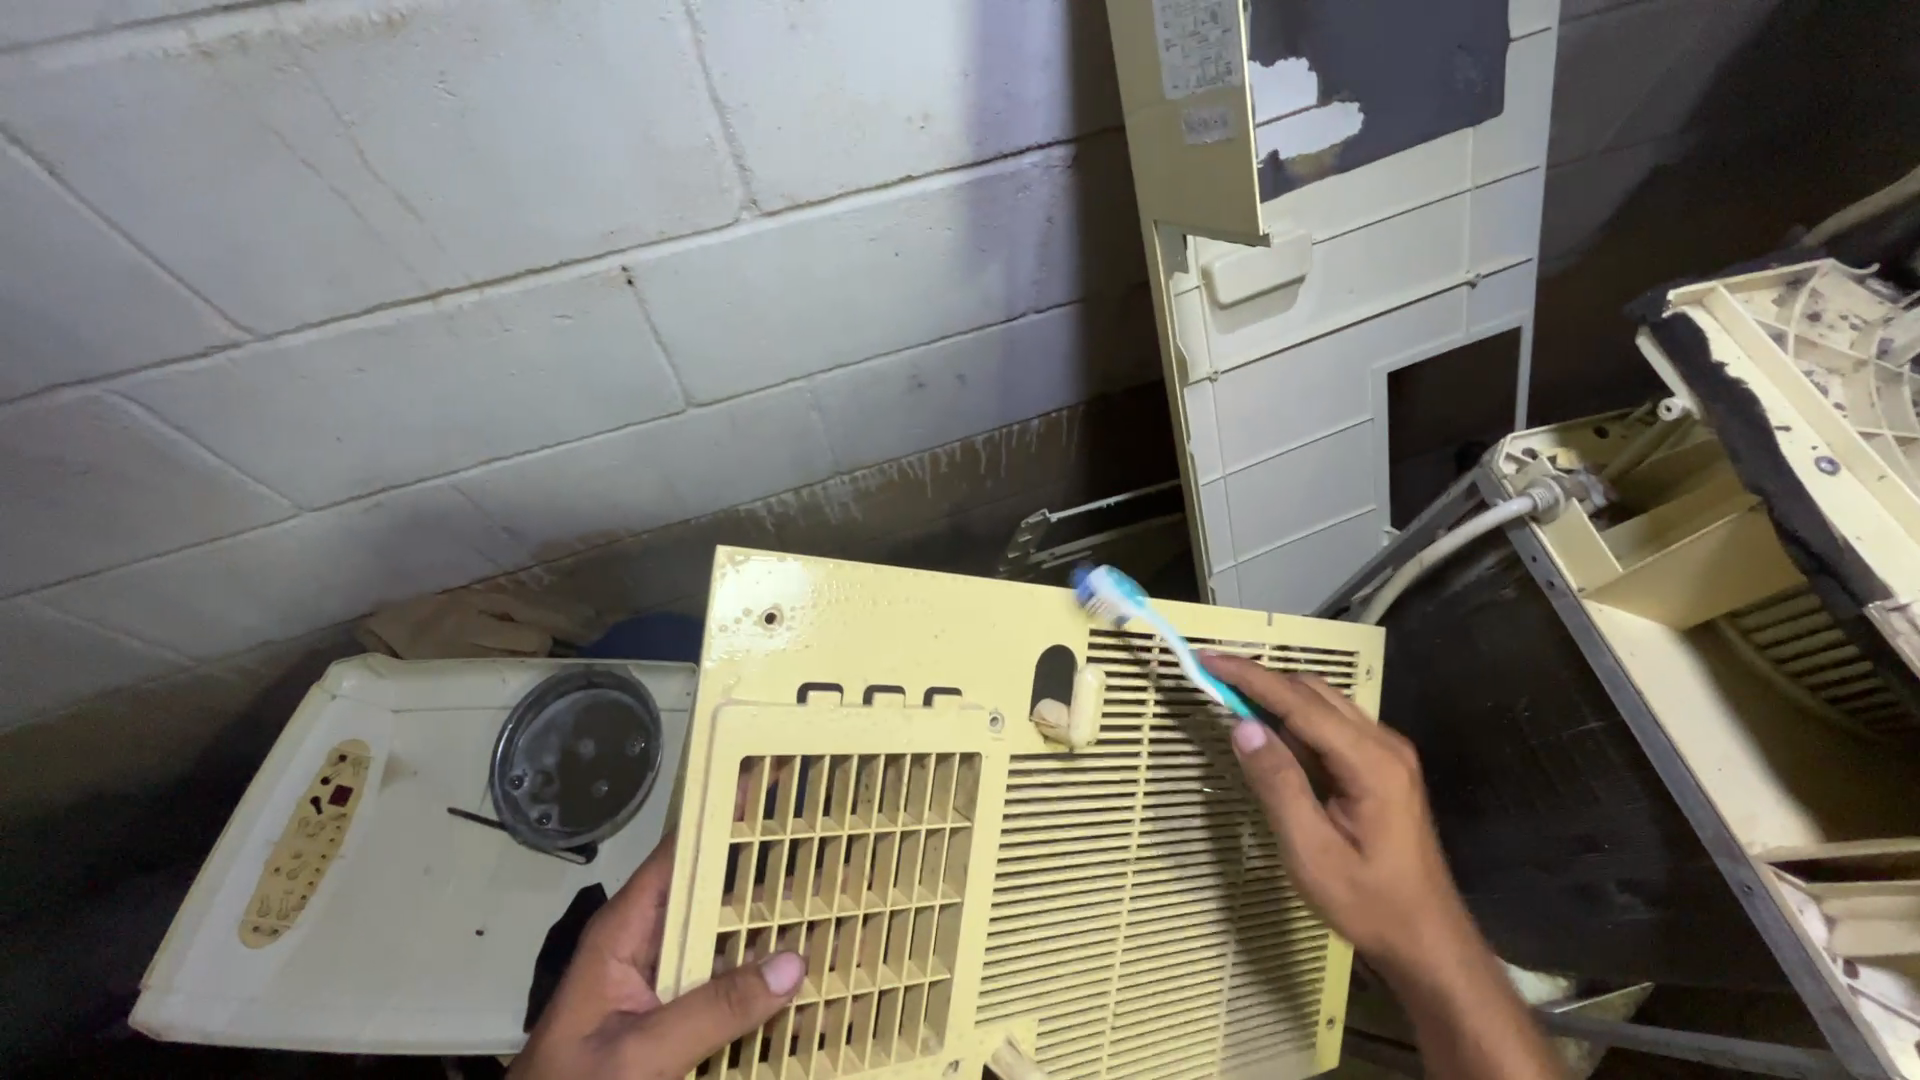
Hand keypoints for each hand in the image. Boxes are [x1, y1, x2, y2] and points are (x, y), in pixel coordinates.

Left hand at [510, 840, 804, 1079]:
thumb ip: (710, 1012)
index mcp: (626, 929)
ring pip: (726, 935)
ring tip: (832, 893)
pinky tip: (805, 969)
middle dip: (766, 862)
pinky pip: (727, 981)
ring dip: (772, 920)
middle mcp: (649, 942)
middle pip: (714, 887)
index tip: (771, 775)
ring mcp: (663, 980)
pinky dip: (764, 973)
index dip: (726, 811)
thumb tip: (795, 962)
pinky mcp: (675, 1014)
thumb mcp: (636, 1057)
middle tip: (828, 834)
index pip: (683, 851)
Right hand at [1201, 653, 1477, 977]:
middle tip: (1210, 678)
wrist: (1427, 939)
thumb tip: (1242, 726)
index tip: (1207, 658)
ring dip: (1275, 696)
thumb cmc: (1368, 902)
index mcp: (1371, 763)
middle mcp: (1384, 744)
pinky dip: (1292, 718)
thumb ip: (1278, 784)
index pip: (1299, 703)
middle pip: (1313, 692)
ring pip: (1322, 703)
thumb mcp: (1311, 851)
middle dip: (1259, 679)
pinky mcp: (1381, 766)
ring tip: (1229, 698)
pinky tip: (1268, 732)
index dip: (1250, 677)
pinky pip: (1330, 724)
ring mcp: (1386, 753)